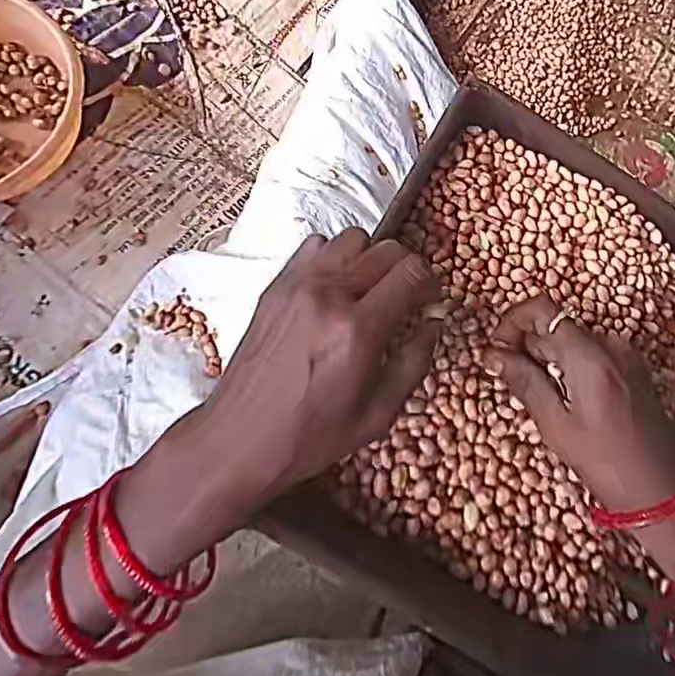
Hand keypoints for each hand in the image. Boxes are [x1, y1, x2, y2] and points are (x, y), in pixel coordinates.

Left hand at [178, 227, 441, 519]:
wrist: (239, 437)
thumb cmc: (310, 435)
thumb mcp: (378, 415)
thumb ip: (415, 361)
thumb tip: (435, 321)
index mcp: (357, 330)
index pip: (411, 272)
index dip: (431, 282)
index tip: (430, 300)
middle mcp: (328, 295)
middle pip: (387, 249)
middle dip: (407, 270)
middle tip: (406, 297)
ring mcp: (298, 284)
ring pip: (353, 238)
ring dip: (371, 258)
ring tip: (370, 290)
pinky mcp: (276, 285)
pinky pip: (316, 246)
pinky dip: (334, 257)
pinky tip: (335, 288)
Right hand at [487, 294, 674, 511]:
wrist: (662, 492)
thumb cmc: (607, 465)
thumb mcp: (556, 424)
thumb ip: (523, 381)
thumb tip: (492, 354)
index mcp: (590, 357)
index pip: (542, 310)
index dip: (512, 321)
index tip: (497, 346)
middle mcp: (611, 346)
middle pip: (555, 323)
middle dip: (525, 342)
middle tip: (508, 374)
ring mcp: (625, 354)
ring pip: (570, 337)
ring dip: (545, 354)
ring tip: (535, 390)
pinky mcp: (631, 366)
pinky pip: (589, 350)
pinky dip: (567, 362)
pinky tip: (560, 394)